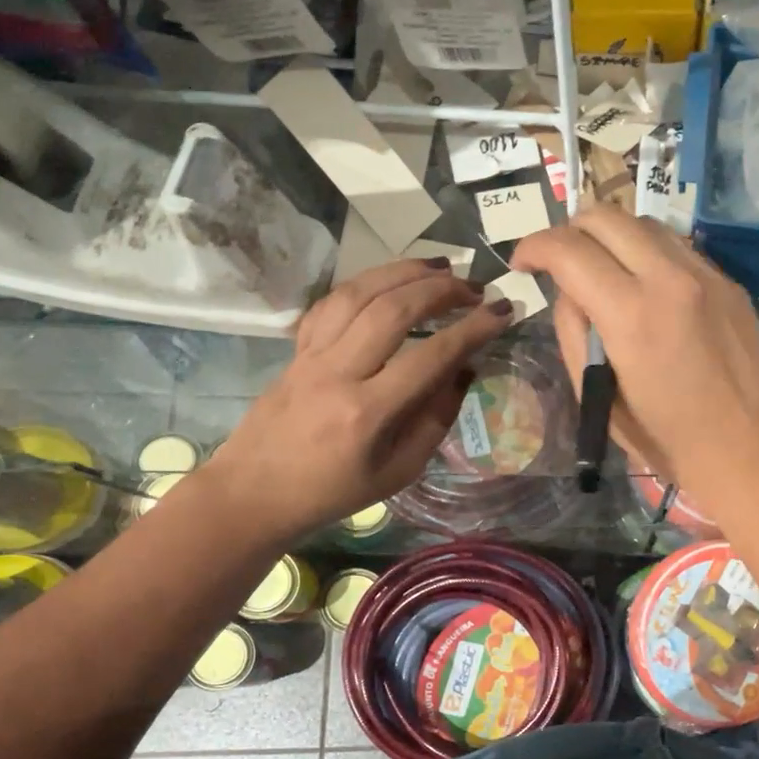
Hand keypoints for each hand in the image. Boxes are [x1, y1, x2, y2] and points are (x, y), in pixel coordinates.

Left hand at [202, 258, 511, 539]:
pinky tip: (390, 282)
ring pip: (359, 293)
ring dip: (404, 272)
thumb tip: (463, 370)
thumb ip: (435, 418)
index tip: (503, 311)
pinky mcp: (297, 349)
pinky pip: (332, 303)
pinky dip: (366, 284)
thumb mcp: (400, 470)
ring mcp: (312, 356)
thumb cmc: (336, 491)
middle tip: (474, 288)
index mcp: (369, 413)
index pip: (431, 356)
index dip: (472, 329)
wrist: (256, 492)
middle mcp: (339, 374)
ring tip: (440, 267)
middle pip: (393, 310)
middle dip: (440, 290)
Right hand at [509, 208, 758, 493]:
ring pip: (646, 223)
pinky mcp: (730, 285)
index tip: (522, 263)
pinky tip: (649, 289)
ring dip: (613, 237)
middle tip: (561, 262)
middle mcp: (670, 279)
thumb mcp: (598, 395)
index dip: (533, 247)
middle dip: (570, 231)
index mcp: (630, 313)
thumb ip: (574, 332)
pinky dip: (652, 255)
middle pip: (605, 216)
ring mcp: (707, 276)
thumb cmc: (665, 438)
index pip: (567, 249)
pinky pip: (680, 248)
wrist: (746, 450)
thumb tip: (570, 290)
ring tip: (604, 271)